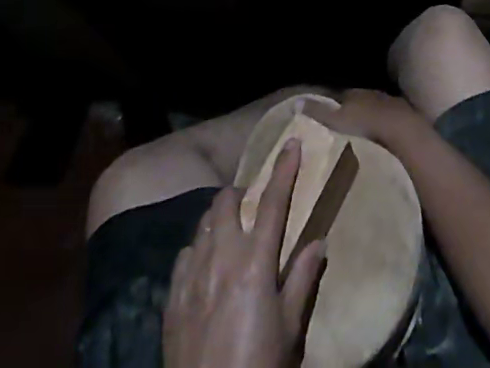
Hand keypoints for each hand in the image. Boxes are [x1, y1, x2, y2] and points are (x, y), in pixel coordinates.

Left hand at [163, 140, 327, 367]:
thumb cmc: (259, 365)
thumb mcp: (290, 330)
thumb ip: (302, 280)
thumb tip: (318, 242)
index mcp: (254, 262)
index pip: (272, 203)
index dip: (283, 170)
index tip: (291, 143)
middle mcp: (219, 255)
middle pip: (225, 201)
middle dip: (240, 195)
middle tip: (253, 208)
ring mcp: (191, 271)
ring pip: (202, 222)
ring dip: (218, 219)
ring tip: (231, 235)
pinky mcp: (172, 291)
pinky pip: (185, 253)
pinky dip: (199, 249)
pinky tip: (206, 267)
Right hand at [310, 89, 424, 149]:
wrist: (402, 129)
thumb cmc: (365, 123)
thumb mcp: (336, 119)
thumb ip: (317, 112)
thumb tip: (295, 102)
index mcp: (354, 93)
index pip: (341, 96)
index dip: (335, 105)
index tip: (331, 116)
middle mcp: (371, 94)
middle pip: (360, 102)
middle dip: (355, 111)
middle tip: (347, 126)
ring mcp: (390, 103)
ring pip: (376, 109)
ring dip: (372, 118)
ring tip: (365, 134)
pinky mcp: (405, 116)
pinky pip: (391, 119)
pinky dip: (386, 126)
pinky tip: (384, 138)